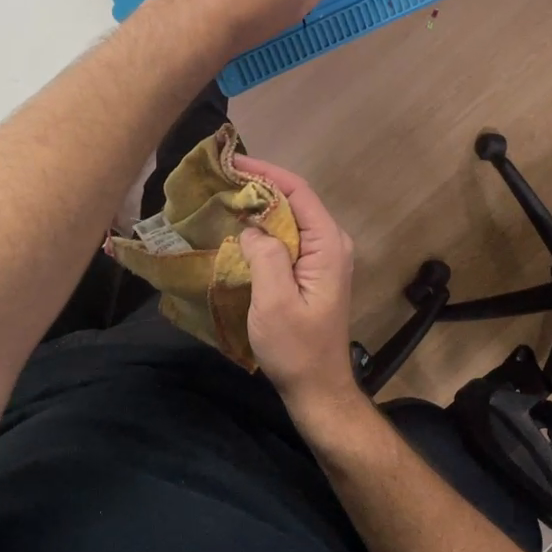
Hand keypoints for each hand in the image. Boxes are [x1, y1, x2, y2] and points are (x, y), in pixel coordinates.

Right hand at [233, 155, 360, 420]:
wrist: (317, 389)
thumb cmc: (296, 349)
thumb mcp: (275, 302)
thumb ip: (265, 255)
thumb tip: (252, 227)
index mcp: (328, 246)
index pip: (299, 192)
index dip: (266, 173)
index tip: (234, 162)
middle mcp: (331, 244)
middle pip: (295, 200)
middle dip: (259, 186)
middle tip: (220, 178)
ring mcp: (323, 258)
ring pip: (289, 219)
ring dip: (259, 206)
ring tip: (223, 196)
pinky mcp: (312, 272)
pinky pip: (287, 238)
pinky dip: (263, 228)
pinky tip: (238, 228)